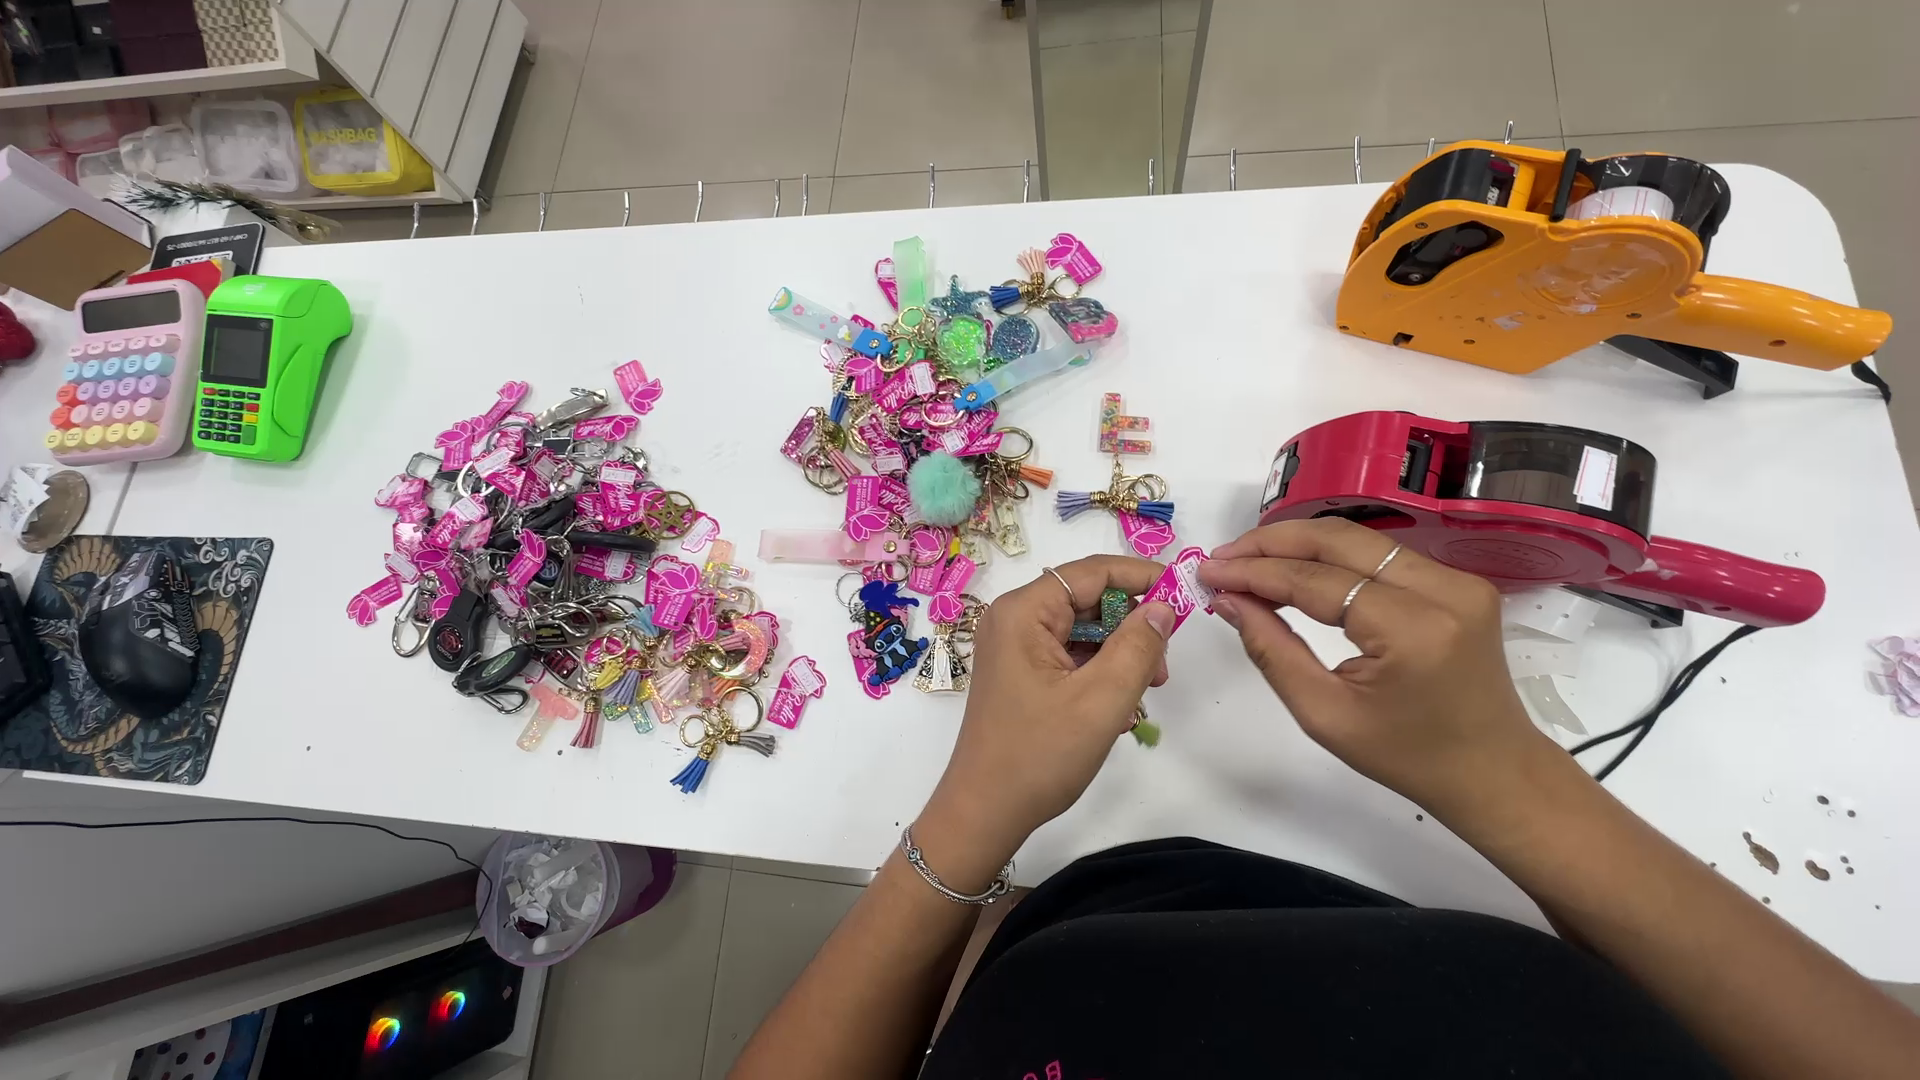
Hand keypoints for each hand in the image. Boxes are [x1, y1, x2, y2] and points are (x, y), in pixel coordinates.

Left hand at [915, 555, 1174, 889]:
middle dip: (1132, 622)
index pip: (1092, 572)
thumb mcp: (1101, 700)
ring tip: (1148, 687)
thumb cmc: (1039, 755)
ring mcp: (1013, 645)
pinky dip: (1099, 668)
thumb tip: (1163, 607)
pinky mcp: (1019, 670)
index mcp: (1024, 612)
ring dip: (1119, 649)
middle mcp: (1013, 618)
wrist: (985, 811)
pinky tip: (1121, 702)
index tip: (1184, 593)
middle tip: (1164, 662)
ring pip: (1081, 628)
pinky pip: (1068, 652)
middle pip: (1087, 598)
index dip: (1141, 576)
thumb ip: (1138, 647)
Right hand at [1197, 518, 1547, 814]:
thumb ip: (1270, 649)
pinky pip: (1378, 554)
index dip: (1255, 573)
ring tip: (1247, 559)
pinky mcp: (1457, 582)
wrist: (1493, 772)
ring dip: (1297, 544)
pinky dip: (1328, 556)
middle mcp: (1444, 590)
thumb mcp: (1323, 713)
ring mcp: (1457, 580)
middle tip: (1223, 557)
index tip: (1208, 572)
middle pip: (1339, 540)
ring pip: (1358, 538)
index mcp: (1413, 630)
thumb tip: (1227, 599)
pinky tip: (1292, 568)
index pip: (1316, 582)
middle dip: (1272, 543)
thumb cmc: (1405, 756)